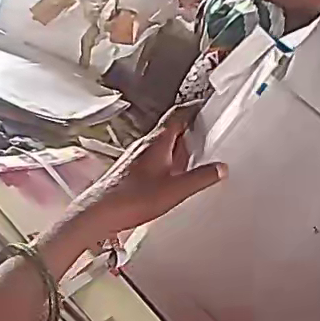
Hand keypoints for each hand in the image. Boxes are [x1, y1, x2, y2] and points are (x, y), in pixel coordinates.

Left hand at [51, 102, 225, 250]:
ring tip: (191, 161)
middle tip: (204, 137)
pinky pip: (153, 159)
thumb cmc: (131, 198)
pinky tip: (170, 179)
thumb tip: (220, 169)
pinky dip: (166, 163)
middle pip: (170, 129)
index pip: (178, 115)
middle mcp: (144, 145)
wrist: (100, 213)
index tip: (204, 107)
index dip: (193, 108)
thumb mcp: (176, 190)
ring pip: (161, 145)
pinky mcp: (129, 171)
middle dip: (189, 132)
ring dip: (177, 149)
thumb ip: (201, 177)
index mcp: (157, 142)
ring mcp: (135, 157)